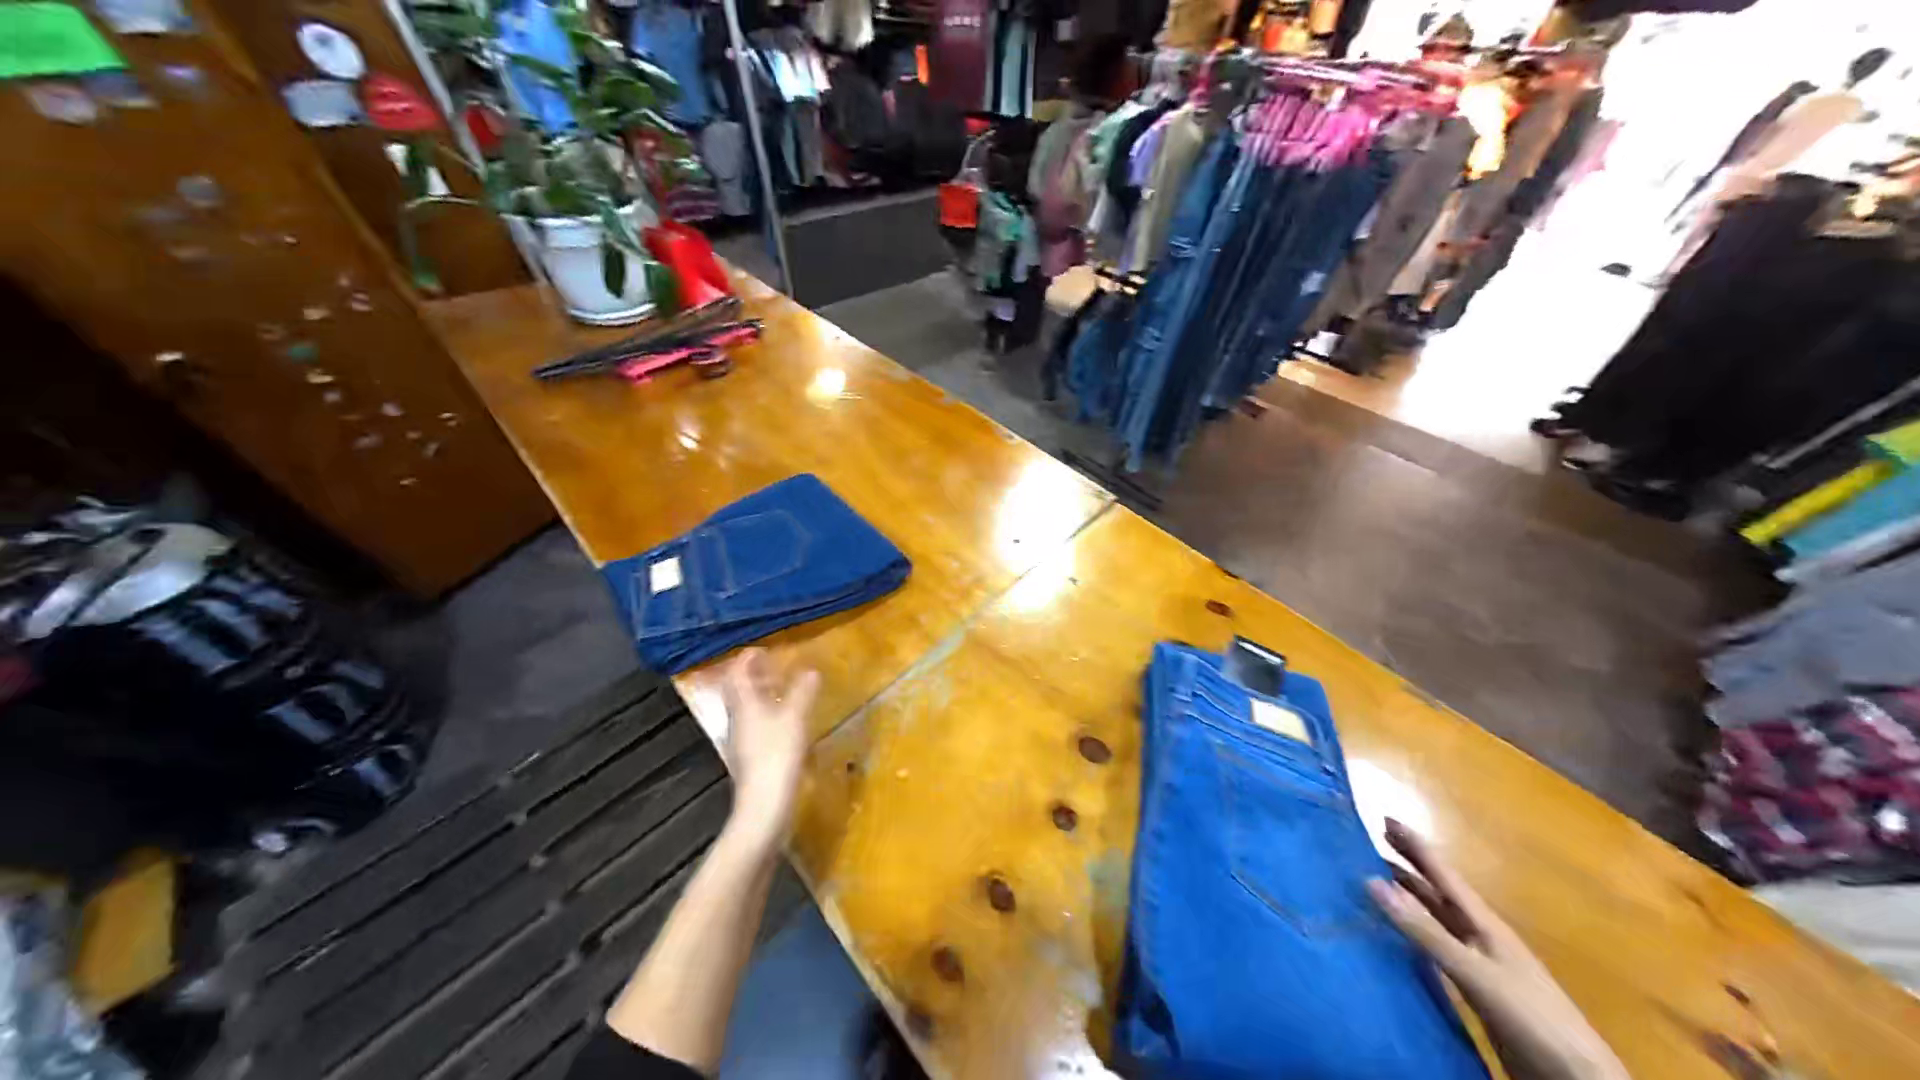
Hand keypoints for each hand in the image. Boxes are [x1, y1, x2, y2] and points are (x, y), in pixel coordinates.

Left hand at [714, 649, 819, 843]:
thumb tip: (811, 670)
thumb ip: (803, 692)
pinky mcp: (750, 758)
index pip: (737, 673)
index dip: (747, 658)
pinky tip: (786, 722)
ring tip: (784, 690)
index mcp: (744, 705)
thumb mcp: (795, 719)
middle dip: (754, 675)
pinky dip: (768, 714)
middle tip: (775, 666)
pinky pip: (756, 725)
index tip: (764, 648)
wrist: (764, 808)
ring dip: (762, 695)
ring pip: (747, 708)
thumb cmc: (777, 756)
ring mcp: (742, 741)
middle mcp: (738, 720)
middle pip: (739, 690)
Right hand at [1368, 820, 1629, 1079]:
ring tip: (1373, 882)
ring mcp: (1480, 964)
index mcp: (1484, 924)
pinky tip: (1396, 937)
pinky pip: (1436, 947)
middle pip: (1438, 893)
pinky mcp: (1476, 989)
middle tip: (1368, 843)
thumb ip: (1424, 931)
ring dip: (1408, 899)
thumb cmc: (1530, 1016)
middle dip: (1407, 867)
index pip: (1442, 874)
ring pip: (1436, 919)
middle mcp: (1480, 936)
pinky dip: (1413, 933)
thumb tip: (1371, 881)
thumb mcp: (1474, 972)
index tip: (1383, 817)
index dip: (1415, 846)